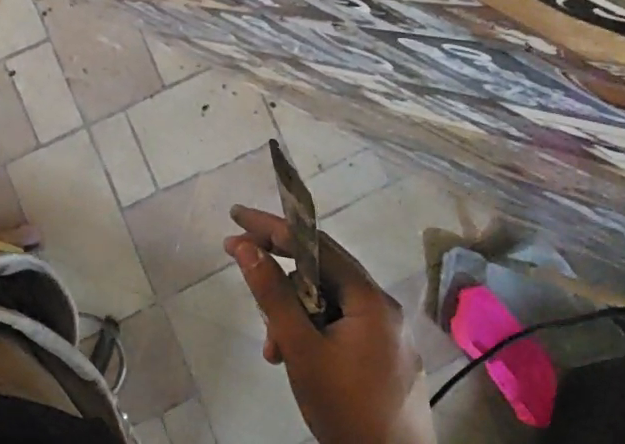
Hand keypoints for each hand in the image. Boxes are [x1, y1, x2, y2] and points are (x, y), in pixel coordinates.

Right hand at [224, 206, 434, 443]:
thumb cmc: (346, 407)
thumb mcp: (300, 348)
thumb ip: (272, 294)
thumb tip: (244, 246)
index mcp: (371, 301)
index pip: (316, 245)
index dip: (273, 227)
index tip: (236, 217)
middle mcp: (384, 310)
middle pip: (322, 271)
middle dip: (278, 270)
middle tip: (238, 259)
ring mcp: (388, 336)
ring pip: (328, 301)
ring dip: (292, 311)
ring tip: (271, 344)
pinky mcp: (385, 359)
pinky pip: (340, 325)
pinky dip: (311, 330)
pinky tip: (291, 356)